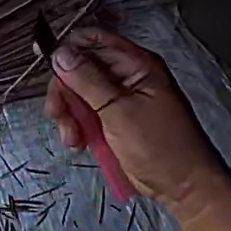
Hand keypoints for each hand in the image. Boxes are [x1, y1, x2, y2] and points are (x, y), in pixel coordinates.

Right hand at [44, 27, 230, 216]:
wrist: (183, 189)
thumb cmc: (161, 146)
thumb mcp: (120, 112)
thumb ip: (87, 81)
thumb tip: (60, 53)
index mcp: (136, 64)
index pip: (95, 41)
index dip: (69, 46)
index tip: (46, 60)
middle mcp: (126, 77)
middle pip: (81, 69)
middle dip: (65, 91)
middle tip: (57, 113)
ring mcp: (119, 100)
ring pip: (78, 94)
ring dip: (69, 114)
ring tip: (72, 137)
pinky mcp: (113, 121)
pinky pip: (85, 115)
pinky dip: (77, 127)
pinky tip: (78, 143)